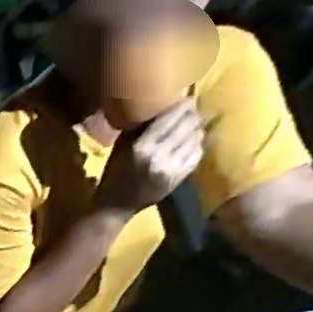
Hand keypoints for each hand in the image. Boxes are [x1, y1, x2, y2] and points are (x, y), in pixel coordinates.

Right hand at [94, 99, 204, 213]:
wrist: (114, 208)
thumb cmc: (115, 175)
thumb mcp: (120, 148)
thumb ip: (140, 126)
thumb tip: (162, 102)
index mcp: (141, 147)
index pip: (174, 115)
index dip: (184, 104)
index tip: (185, 101)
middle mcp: (159, 156)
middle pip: (190, 122)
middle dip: (191, 115)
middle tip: (188, 114)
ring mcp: (171, 168)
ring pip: (197, 136)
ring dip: (194, 131)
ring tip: (187, 132)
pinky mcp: (179, 178)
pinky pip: (198, 153)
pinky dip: (194, 147)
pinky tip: (186, 148)